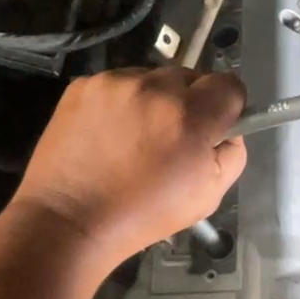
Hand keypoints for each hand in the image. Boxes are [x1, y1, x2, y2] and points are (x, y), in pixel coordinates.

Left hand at [13, 67, 246, 265]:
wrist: (69, 220)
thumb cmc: (142, 216)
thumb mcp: (207, 197)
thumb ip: (231, 155)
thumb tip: (228, 131)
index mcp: (190, 116)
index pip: (229, 85)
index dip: (226, 108)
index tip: (212, 129)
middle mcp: (154, 89)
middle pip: (189, 78)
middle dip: (187, 104)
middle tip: (169, 140)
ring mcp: (115, 83)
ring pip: (150, 79)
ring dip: (152, 101)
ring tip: (133, 139)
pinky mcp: (83, 85)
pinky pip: (116, 84)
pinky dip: (118, 104)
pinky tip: (106, 135)